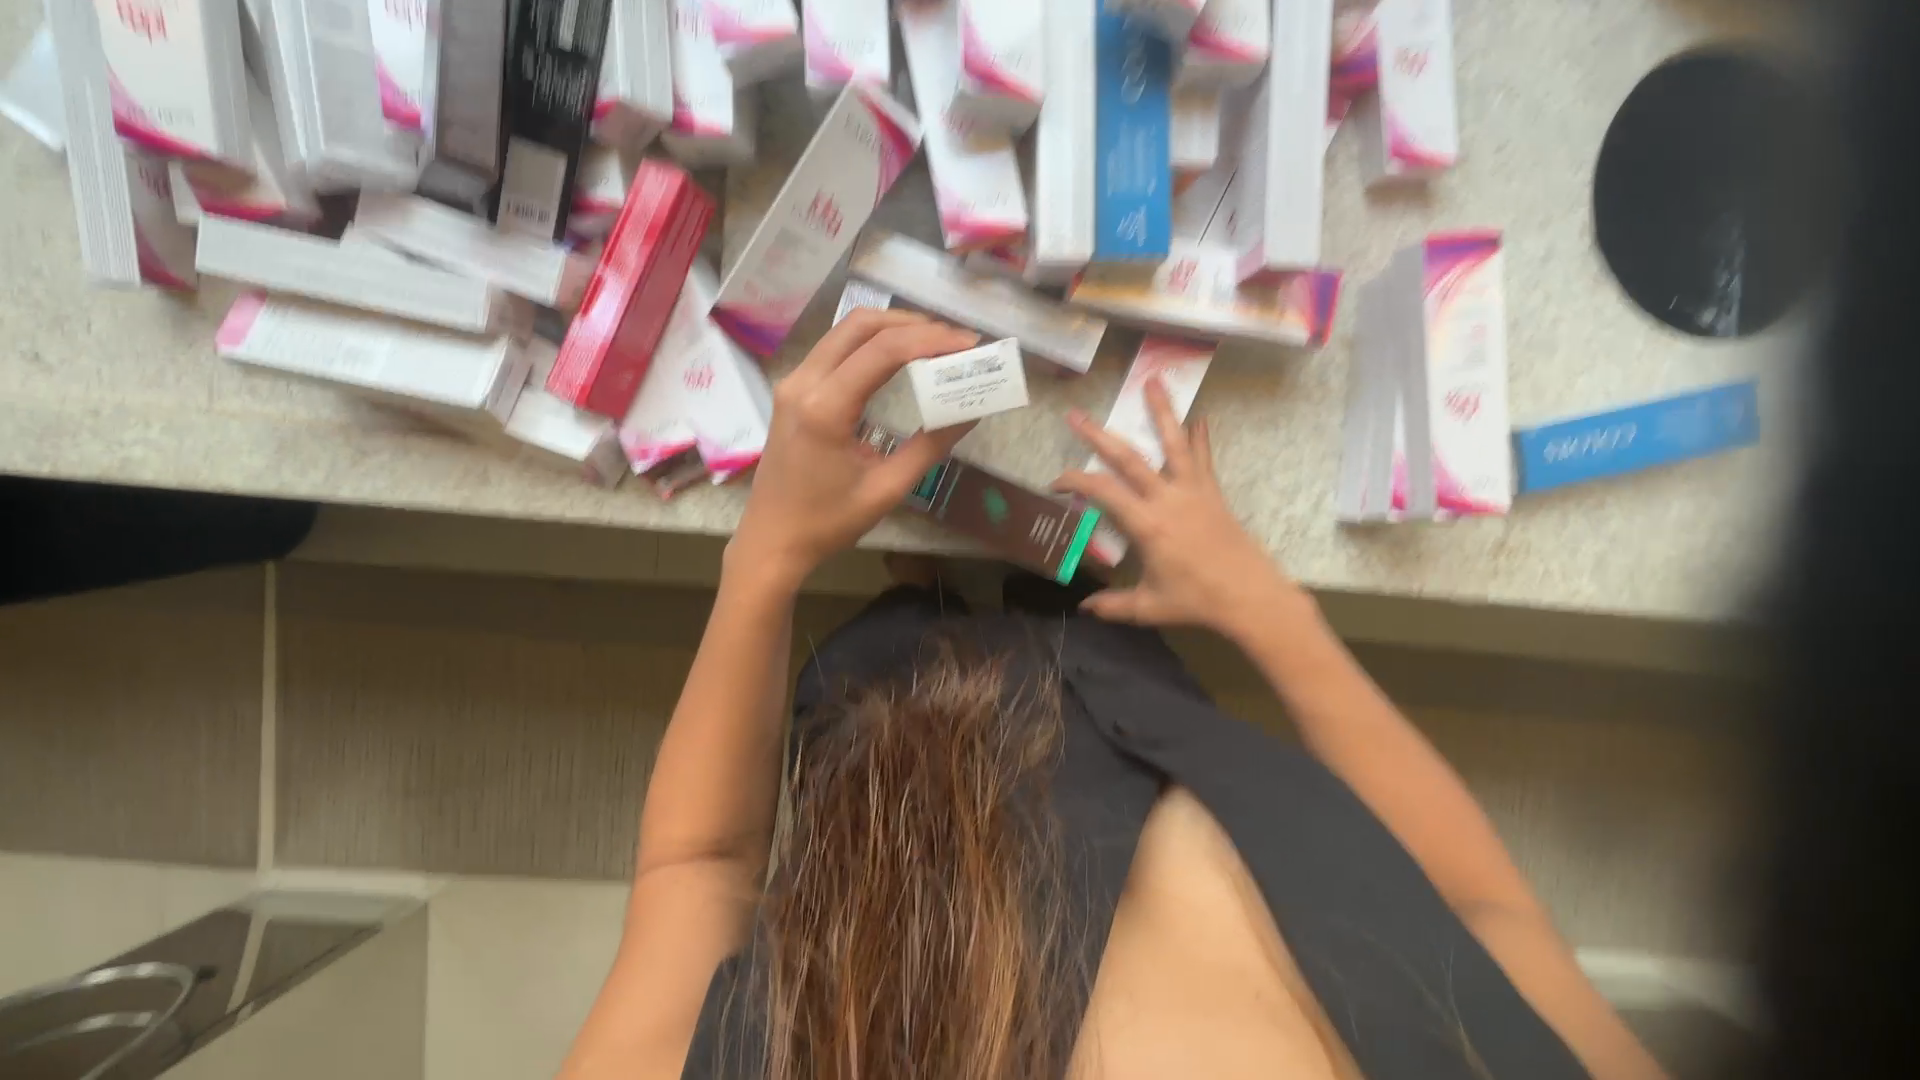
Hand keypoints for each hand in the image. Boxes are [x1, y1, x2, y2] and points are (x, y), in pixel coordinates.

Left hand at [730, 310, 980, 588]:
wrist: (773, 540)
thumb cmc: (828, 522)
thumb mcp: (887, 488)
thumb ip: (930, 446)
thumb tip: (970, 412)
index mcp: (824, 408)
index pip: (883, 351)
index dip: (930, 340)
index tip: (968, 345)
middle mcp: (803, 383)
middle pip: (861, 326)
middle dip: (913, 324)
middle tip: (954, 339)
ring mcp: (793, 383)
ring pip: (846, 332)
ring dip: (891, 329)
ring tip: (934, 342)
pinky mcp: (793, 390)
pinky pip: (834, 350)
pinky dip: (870, 345)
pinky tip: (899, 357)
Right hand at [1053, 379, 1306, 642]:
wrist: (1250, 596)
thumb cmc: (1197, 601)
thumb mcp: (1149, 607)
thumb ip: (1114, 605)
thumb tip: (1084, 608)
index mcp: (1147, 525)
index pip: (1101, 492)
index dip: (1074, 482)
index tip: (1055, 483)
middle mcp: (1167, 499)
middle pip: (1128, 458)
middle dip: (1098, 435)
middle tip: (1076, 415)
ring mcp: (1193, 491)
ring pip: (1173, 443)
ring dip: (1161, 411)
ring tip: (1153, 381)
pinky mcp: (1212, 494)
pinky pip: (1203, 459)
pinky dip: (1200, 438)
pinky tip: (1199, 418)